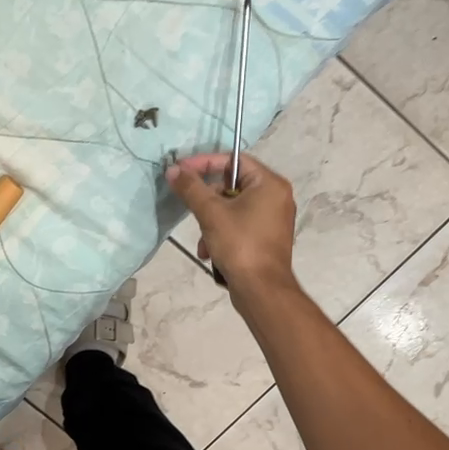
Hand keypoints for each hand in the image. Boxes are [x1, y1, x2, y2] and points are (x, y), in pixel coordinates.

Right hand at [164, 152, 299, 301]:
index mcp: (269, 184)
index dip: (205, 162)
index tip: (181, 171)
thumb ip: (190, 188)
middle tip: (190, 208)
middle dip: (206, 201)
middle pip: (232, 185)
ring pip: (232, 208)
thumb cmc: (239, 244)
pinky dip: (221, 233)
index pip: (234, 159)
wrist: (261, 289)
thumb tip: (172, 169)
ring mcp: (273, 219)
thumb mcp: (210, 213)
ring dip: (210, 222)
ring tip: (202, 240)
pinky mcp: (267, 237)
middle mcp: (276, 197)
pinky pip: (239, 224)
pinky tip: (210, 252)